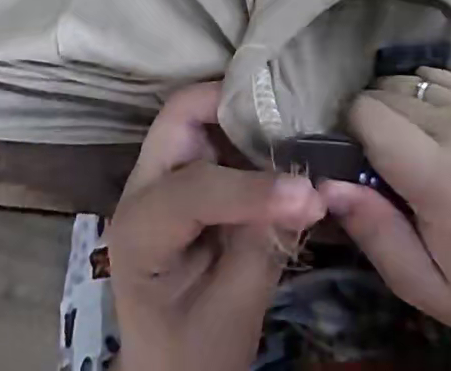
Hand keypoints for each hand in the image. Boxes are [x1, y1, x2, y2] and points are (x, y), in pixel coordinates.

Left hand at [110, 83, 324, 370]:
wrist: (170, 368)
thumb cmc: (194, 351)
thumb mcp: (232, 311)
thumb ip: (266, 244)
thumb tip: (311, 192)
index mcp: (139, 230)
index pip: (193, 189)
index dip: (252, 188)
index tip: (307, 194)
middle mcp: (142, 186)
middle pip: (181, 115)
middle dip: (233, 106)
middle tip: (289, 119)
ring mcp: (161, 175)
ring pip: (197, 114)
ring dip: (244, 114)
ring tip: (293, 128)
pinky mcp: (184, 176)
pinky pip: (214, 133)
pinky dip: (248, 130)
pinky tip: (281, 144)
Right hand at [319, 68, 450, 362]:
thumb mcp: (417, 283)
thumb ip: (371, 228)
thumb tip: (325, 182)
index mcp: (445, 179)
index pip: (368, 113)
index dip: (349, 133)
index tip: (356, 166)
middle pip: (383, 92)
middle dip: (369, 122)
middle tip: (379, 164)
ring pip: (405, 80)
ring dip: (392, 107)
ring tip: (404, 147)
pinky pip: (433, 75)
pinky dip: (418, 94)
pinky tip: (427, 129)